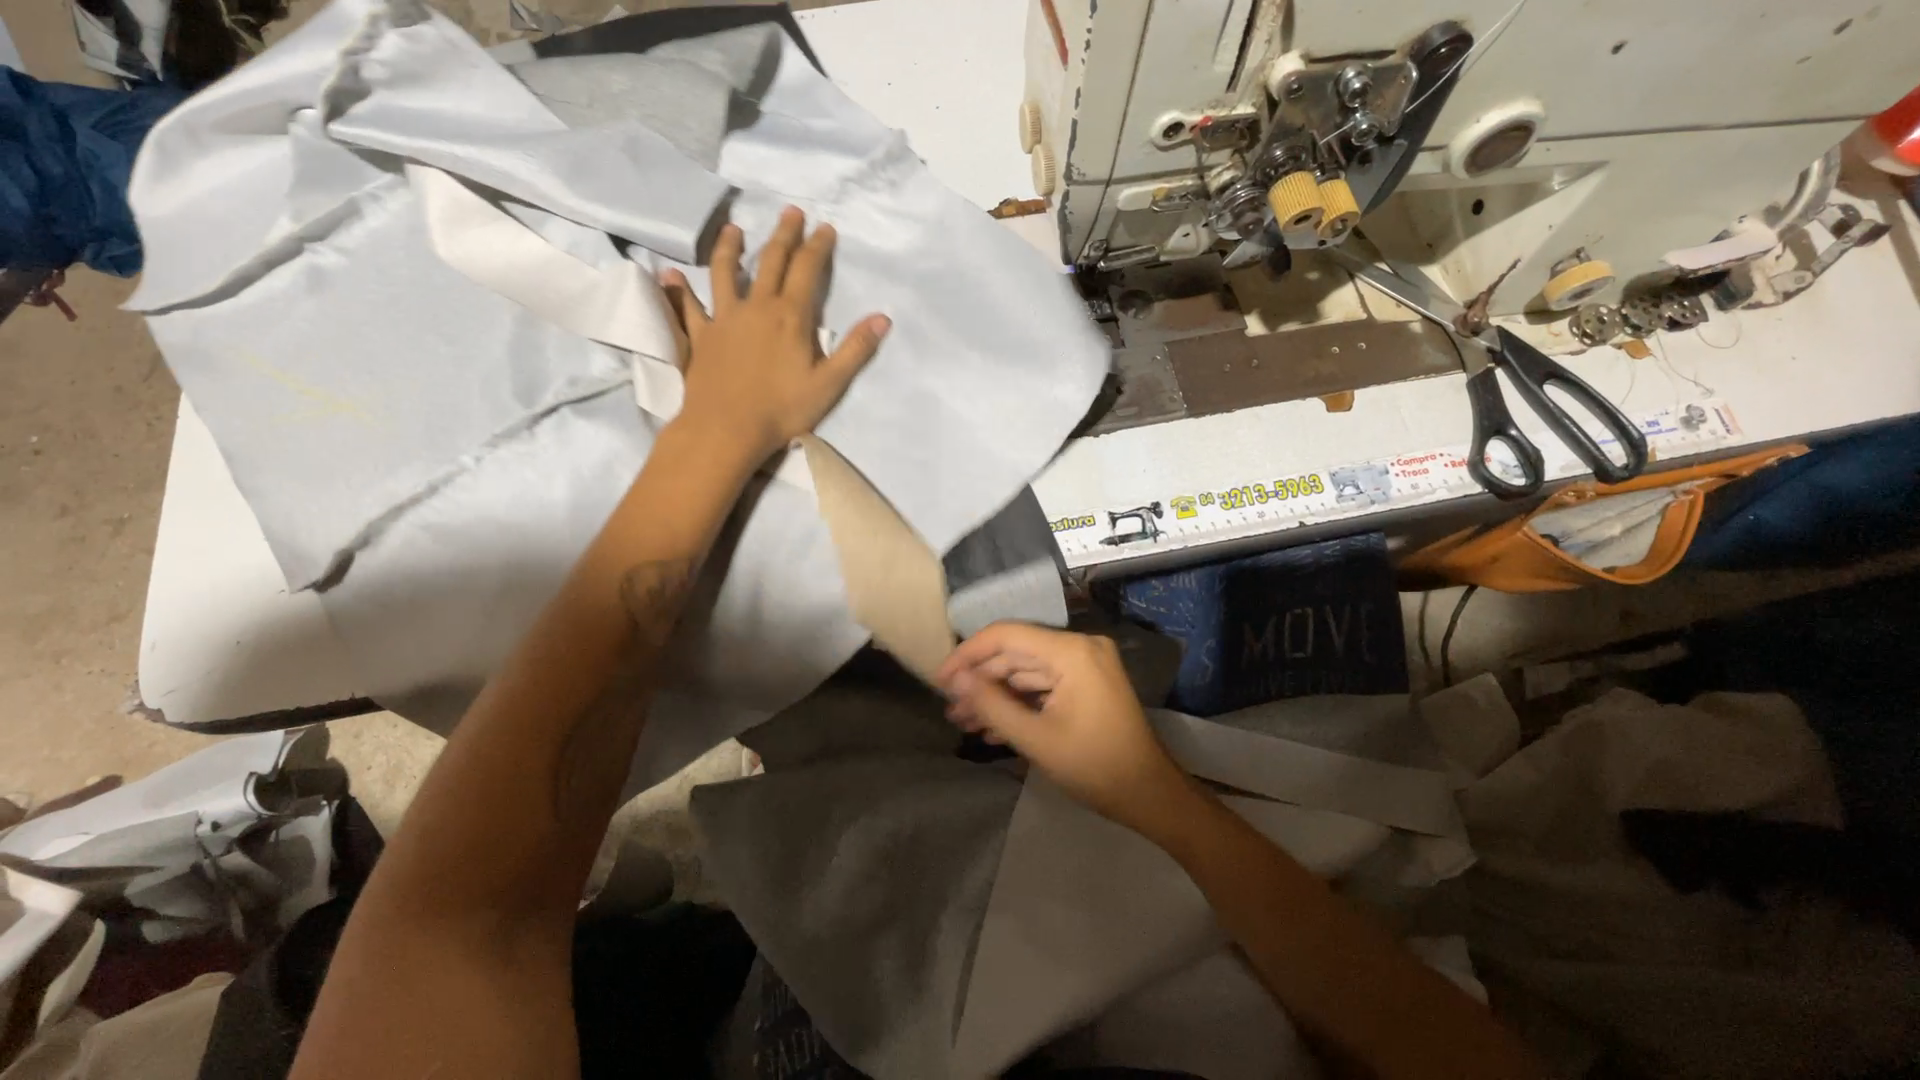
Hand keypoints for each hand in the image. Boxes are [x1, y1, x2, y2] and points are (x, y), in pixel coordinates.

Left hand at [660, 206, 890, 461]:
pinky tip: (669, 275)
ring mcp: (724, 319)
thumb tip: (882, 318)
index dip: (818, 246)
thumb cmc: (782, 410)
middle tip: (791, 211)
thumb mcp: (829, 384)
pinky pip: (687, 308)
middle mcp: (757, 307)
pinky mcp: (700, 337)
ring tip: (733, 230)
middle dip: (784, 234)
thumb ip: (855, 349)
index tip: (825, 227)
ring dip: (731, 248)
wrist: (727, 429)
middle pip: (772, 261)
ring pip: (726, 273)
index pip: (808, 269)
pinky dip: (678, 290)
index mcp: (791, 316)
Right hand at [936, 622, 1191, 830]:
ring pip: (1027, 672)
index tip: (940, 681)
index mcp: (1071, 651)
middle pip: (1016, 653)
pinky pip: (1044, 685)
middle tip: (950, 710)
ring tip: (965, 723)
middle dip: (981, 681)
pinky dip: (1019, 704)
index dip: (968, 655)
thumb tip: (954, 679)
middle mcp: (1079, 648)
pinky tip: (993, 730)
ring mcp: (1086, 666)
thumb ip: (991, 704)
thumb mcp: (1035, 738)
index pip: (1006, 635)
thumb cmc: (1093, 766)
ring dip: (996, 697)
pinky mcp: (1088, 685)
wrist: (1148, 794)